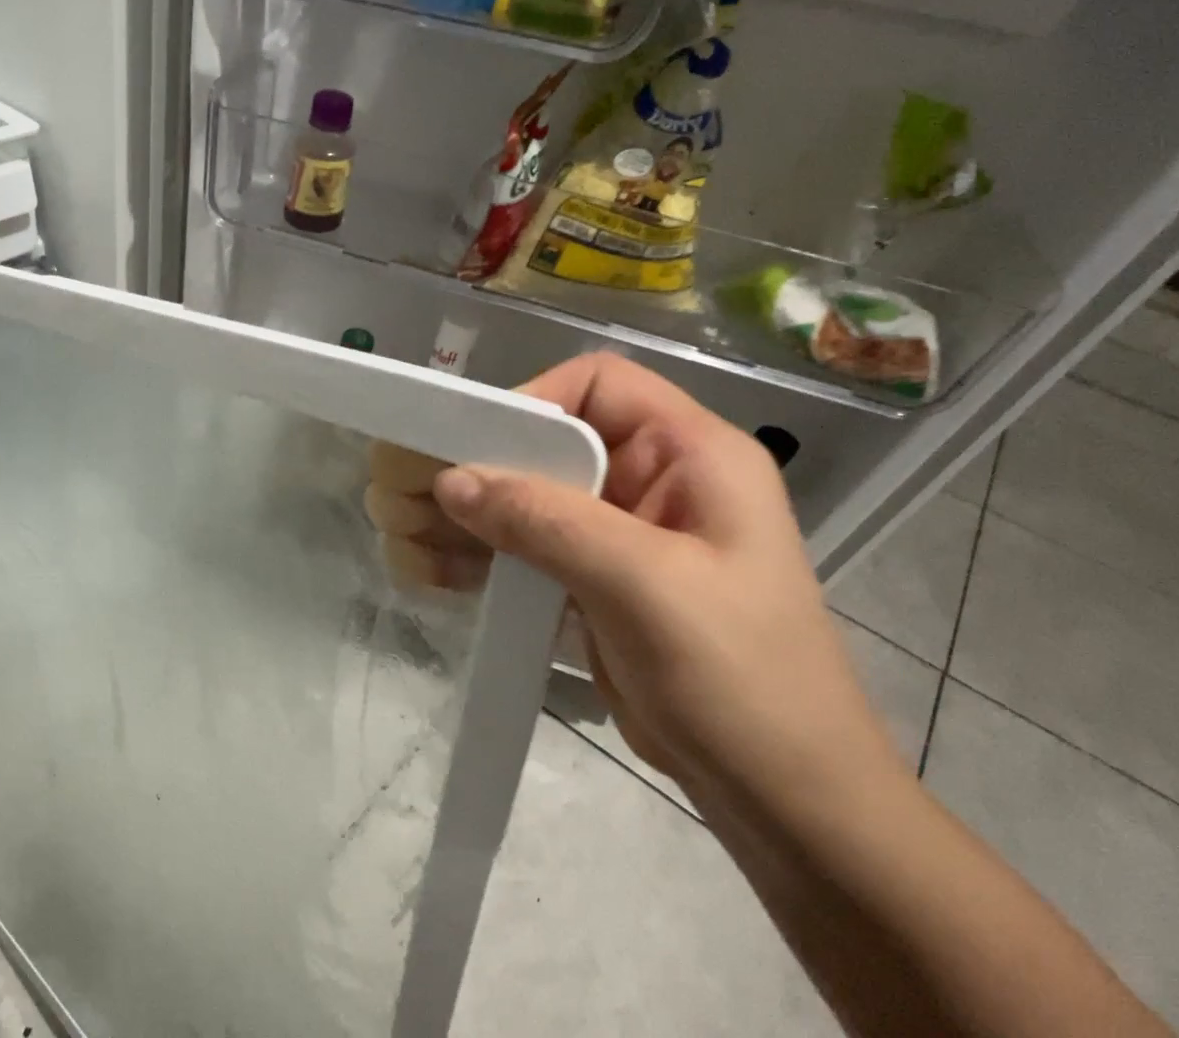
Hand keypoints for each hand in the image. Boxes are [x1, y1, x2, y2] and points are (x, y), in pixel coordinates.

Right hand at [365, 353, 901, 799]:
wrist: (781, 791)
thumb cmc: (734, 676)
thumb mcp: (642, 585)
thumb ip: (546, 522)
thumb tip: (452, 479)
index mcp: (692, 456)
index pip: (598, 387)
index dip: (530, 403)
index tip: (467, 449)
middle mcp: (656, 485)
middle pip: (551, 448)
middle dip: (475, 468)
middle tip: (399, 494)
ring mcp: (624, 542)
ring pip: (531, 505)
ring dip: (467, 519)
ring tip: (397, 535)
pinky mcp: (599, 591)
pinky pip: (530, 556)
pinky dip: (482, 561)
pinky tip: (431, 574)